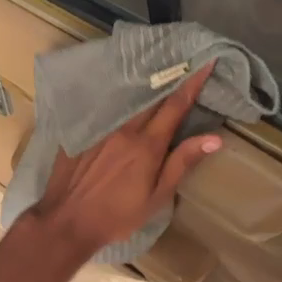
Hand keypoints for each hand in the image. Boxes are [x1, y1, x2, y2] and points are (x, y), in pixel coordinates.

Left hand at [23, 62, 223, 259]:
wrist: (67, 221)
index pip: (176, 105)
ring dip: (147, 84)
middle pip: (153, 95)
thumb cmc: (118, 215)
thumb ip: (183, 163)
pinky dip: (122, 96)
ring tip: (160, 68)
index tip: (206, 61)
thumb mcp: (157, 197)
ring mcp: (102, 126)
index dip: (193, 82)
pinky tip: (125, 90)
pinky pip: (107, 106)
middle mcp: (125, 128)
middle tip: (186, 60)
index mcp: (147, 144)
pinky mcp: (83, 129)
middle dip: (171, 76)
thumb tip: (214, 138)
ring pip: (129, 98)